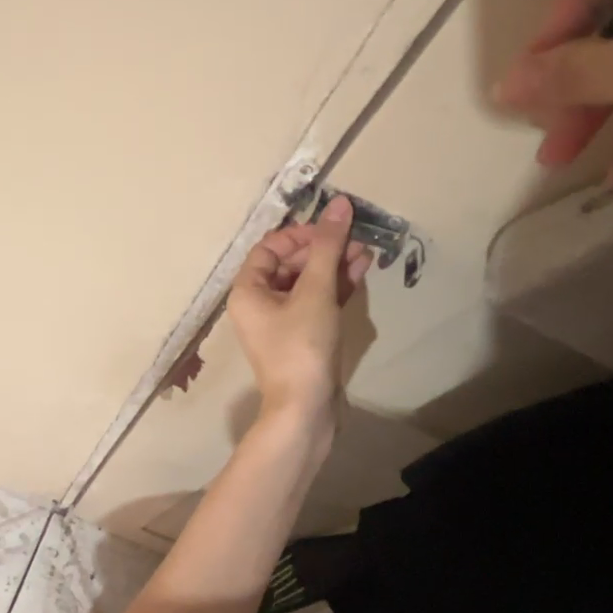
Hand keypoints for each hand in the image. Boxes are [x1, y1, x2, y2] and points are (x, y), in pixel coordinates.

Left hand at [228, 195, 371, 424]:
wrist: (306, 408)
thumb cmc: (302, 346)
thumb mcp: (314, 291)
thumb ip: (327, 246)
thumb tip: (339, 204)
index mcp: (247, 292)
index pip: (268, 248)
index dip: (299, 234)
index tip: (330, 229)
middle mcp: (258, 305)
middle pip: (289, 263)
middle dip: (322, 249)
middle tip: (355, 239)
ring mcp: (281, 323)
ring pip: (307, 282)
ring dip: (334, 265)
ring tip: (366, 251)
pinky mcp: (303, 336)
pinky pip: (317, 302)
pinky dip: (336, 287)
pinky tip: (362, 270)